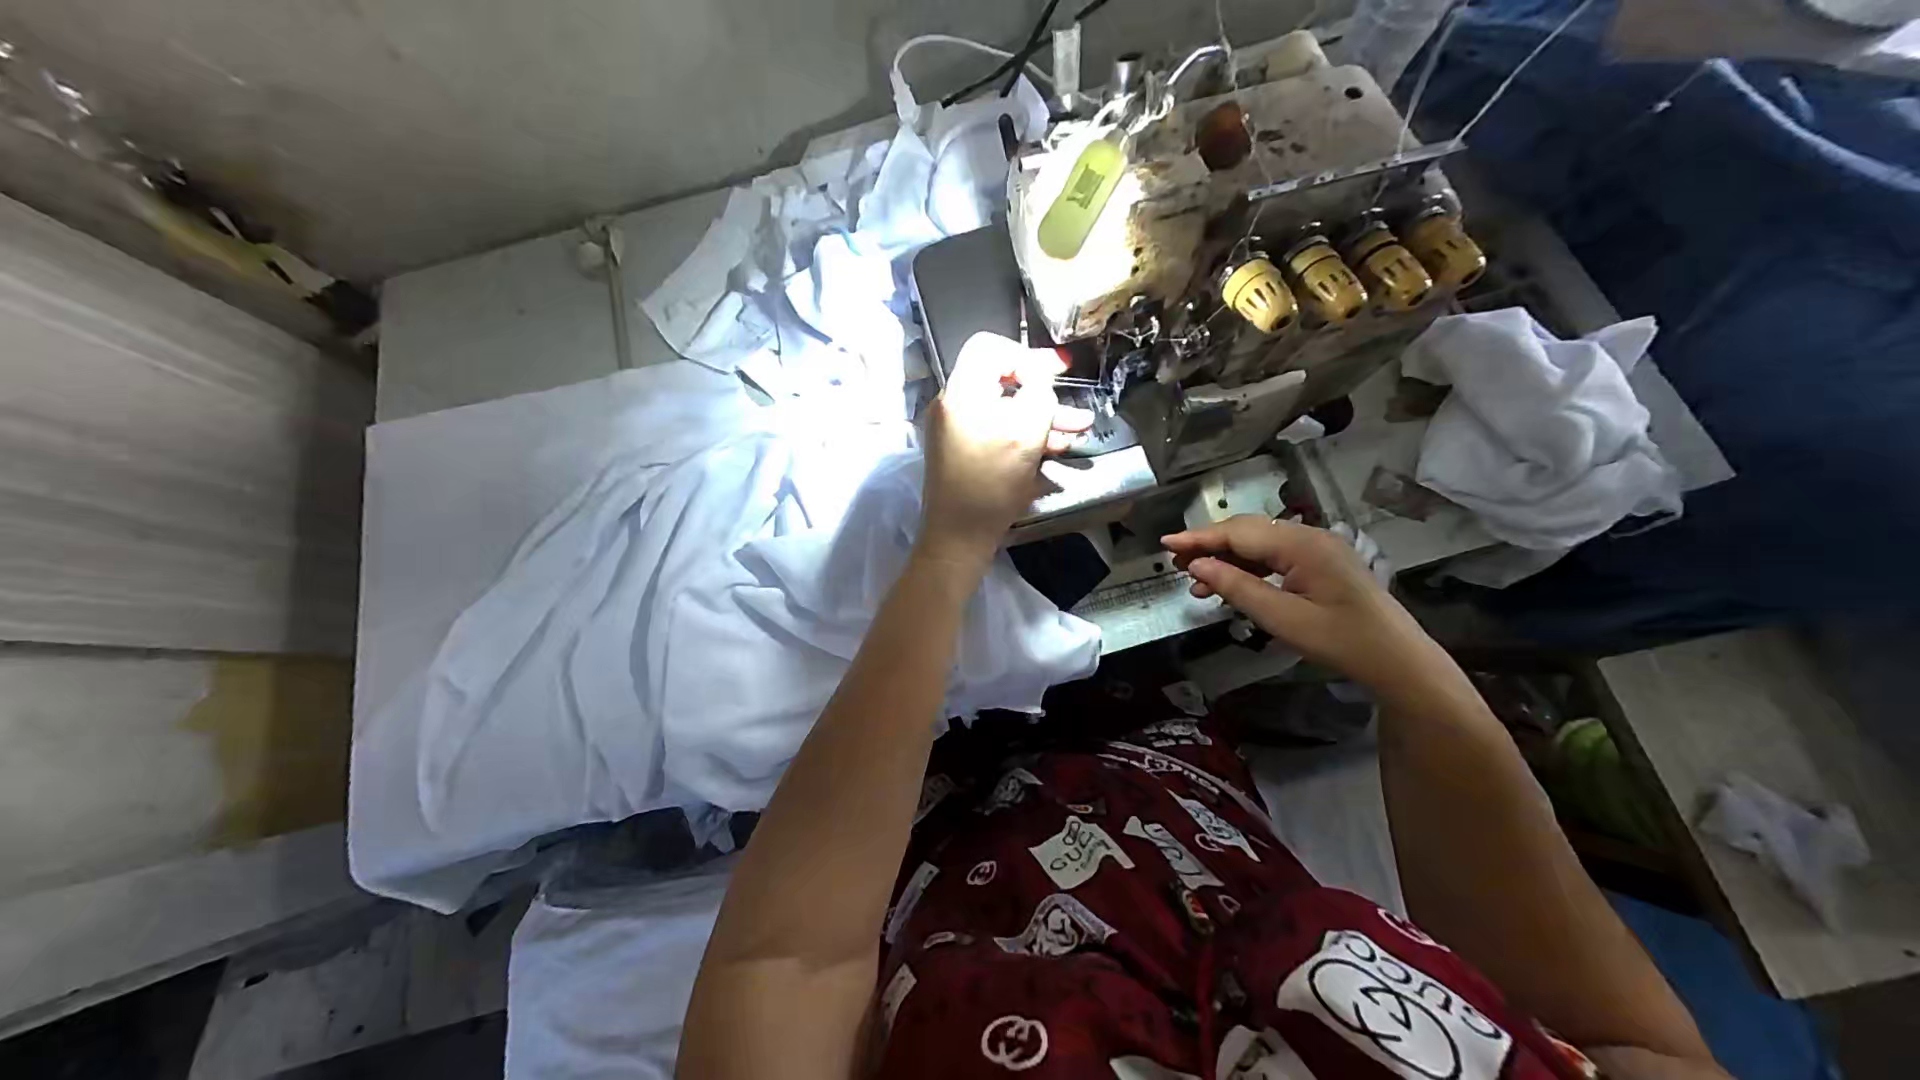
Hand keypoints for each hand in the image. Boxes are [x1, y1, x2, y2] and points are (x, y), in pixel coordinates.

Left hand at [918, 332, 1093, 567]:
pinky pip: (997, 434)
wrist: (958, 537)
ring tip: (1075, 435)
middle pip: (1003, 383)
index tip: (1058, 370)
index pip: (991, 347)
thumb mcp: (1026, 430)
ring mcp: (956, 431)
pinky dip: (1024, 438)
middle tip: (1077, 411)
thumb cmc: (991, 483)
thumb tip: (1038, 380)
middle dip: (1046, 397)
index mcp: (962, 392)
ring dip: (1042, 421)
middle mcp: (954, 406)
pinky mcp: (963, 454)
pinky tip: (1053, 452)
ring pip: (1005, 413)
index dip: (1028, 353)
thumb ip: (1037, 393)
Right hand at [1161, 515, 1449, 700]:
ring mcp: (1317, 548)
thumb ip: (1237, 587)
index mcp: (1301, 545)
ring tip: (1197, 583)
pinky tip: (1229, 585)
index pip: (1238, 533)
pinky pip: (1274, 556)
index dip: (1199, 538)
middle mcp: (1308, 536)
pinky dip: (1247, 567)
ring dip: (1226, 559)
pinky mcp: (1321, 562)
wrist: (1397, 660)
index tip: (1165, 544)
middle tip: (1176, 565)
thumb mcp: (1281, 618)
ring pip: (1258, 544)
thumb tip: (1197, 566)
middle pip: (1246, 532)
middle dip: (1209, 546)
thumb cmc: (1340, 641)